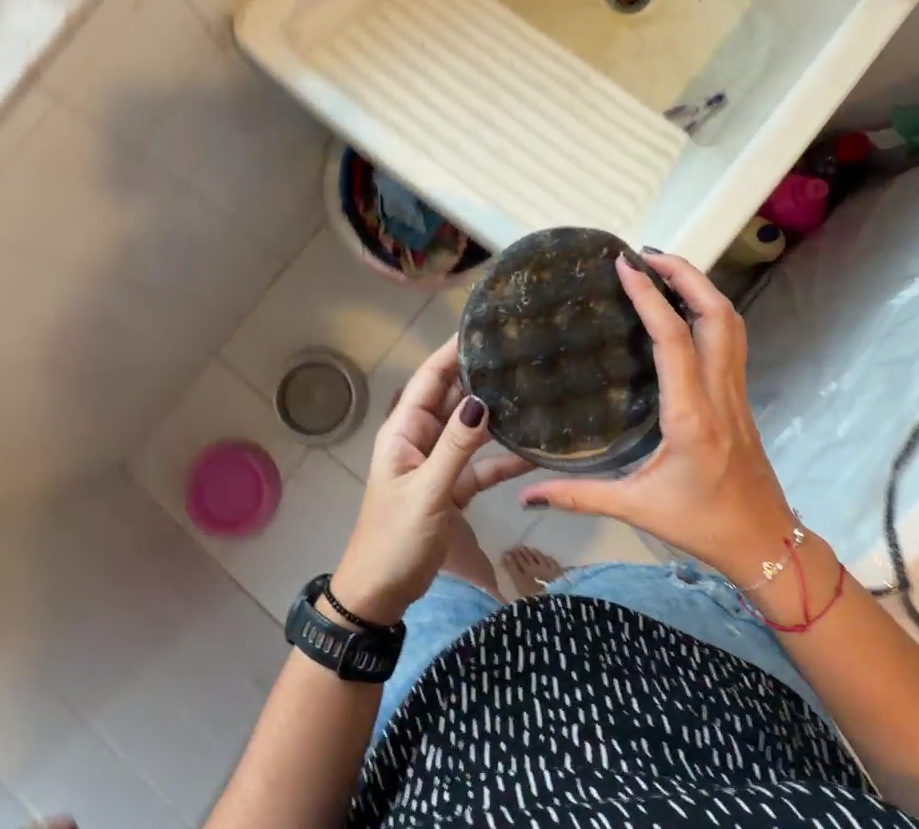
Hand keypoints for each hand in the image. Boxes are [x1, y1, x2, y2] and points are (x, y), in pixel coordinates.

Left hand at [331, 337, 532, 624]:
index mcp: (403, 431)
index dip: (454, 351)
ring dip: (498, 416)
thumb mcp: (427, 492)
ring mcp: (437, 463)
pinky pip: (480, 464)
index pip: (430, 378)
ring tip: (537, 390)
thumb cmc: (395, 538)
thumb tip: (481, 399)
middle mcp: (419, 438)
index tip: (486, 325)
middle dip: (483, 377)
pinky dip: (504, 458)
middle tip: (524, 353)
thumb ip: (455, 447)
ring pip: (471, 430)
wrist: (381, 593)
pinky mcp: (452, 488)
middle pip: (454, 398)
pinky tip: (536, 449)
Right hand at [520, 250, 797, 579]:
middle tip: (646, 255)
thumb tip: (525, 496)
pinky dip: (708, 310)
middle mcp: (719, 395)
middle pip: (717, 315)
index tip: (625, 265)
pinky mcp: (739, 397)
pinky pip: (730, 340)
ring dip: (701, 288)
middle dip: (686, 275)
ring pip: (731, 323)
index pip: (674, 340)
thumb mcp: (636, 508)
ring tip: (664, 270)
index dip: (650, 297)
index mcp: (691, 416)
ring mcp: (736, 393)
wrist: (768, 544)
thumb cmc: (703, 526)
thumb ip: (578, 496)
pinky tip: (682, 310)